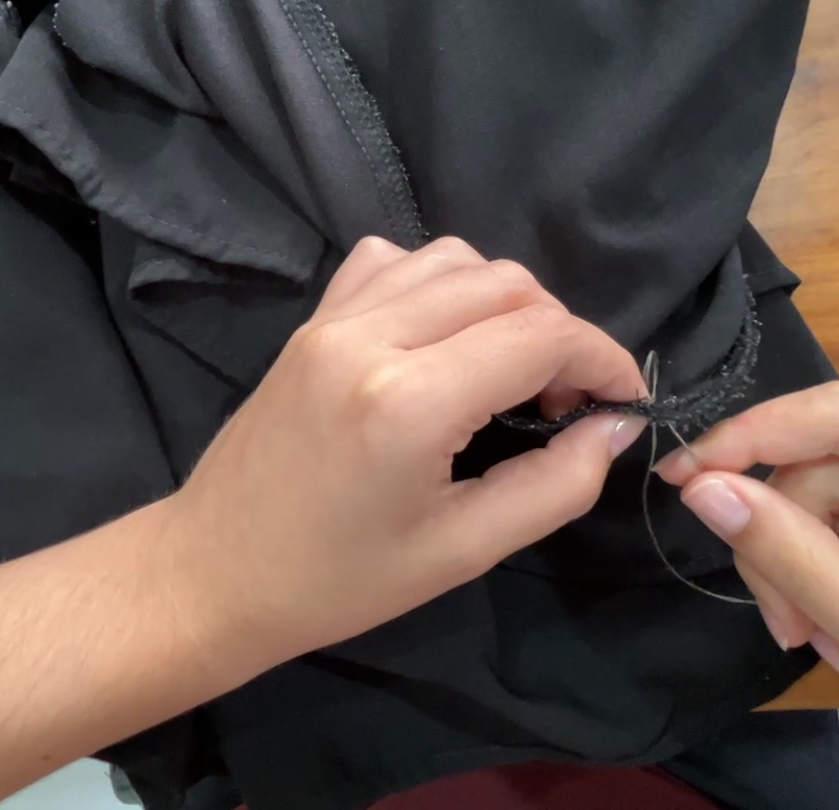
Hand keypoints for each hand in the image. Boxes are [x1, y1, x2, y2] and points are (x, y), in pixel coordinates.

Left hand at [158, 236, 645, 672]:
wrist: (216, 567)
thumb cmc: (338, 579)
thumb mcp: (462, 551)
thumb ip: (556, 485)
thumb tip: (614, 426)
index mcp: (409, 400)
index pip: (540, 334)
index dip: (602, 358)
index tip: (622, 399)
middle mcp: (369, 335)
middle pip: (505, 283)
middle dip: (559, 331)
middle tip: (563, 399)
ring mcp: (332, 317)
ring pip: (453, 259)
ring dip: (503, 301)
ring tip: (507, 366)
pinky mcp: (312, 318)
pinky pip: (391, 262)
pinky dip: (438, 281)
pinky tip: (439, 333)